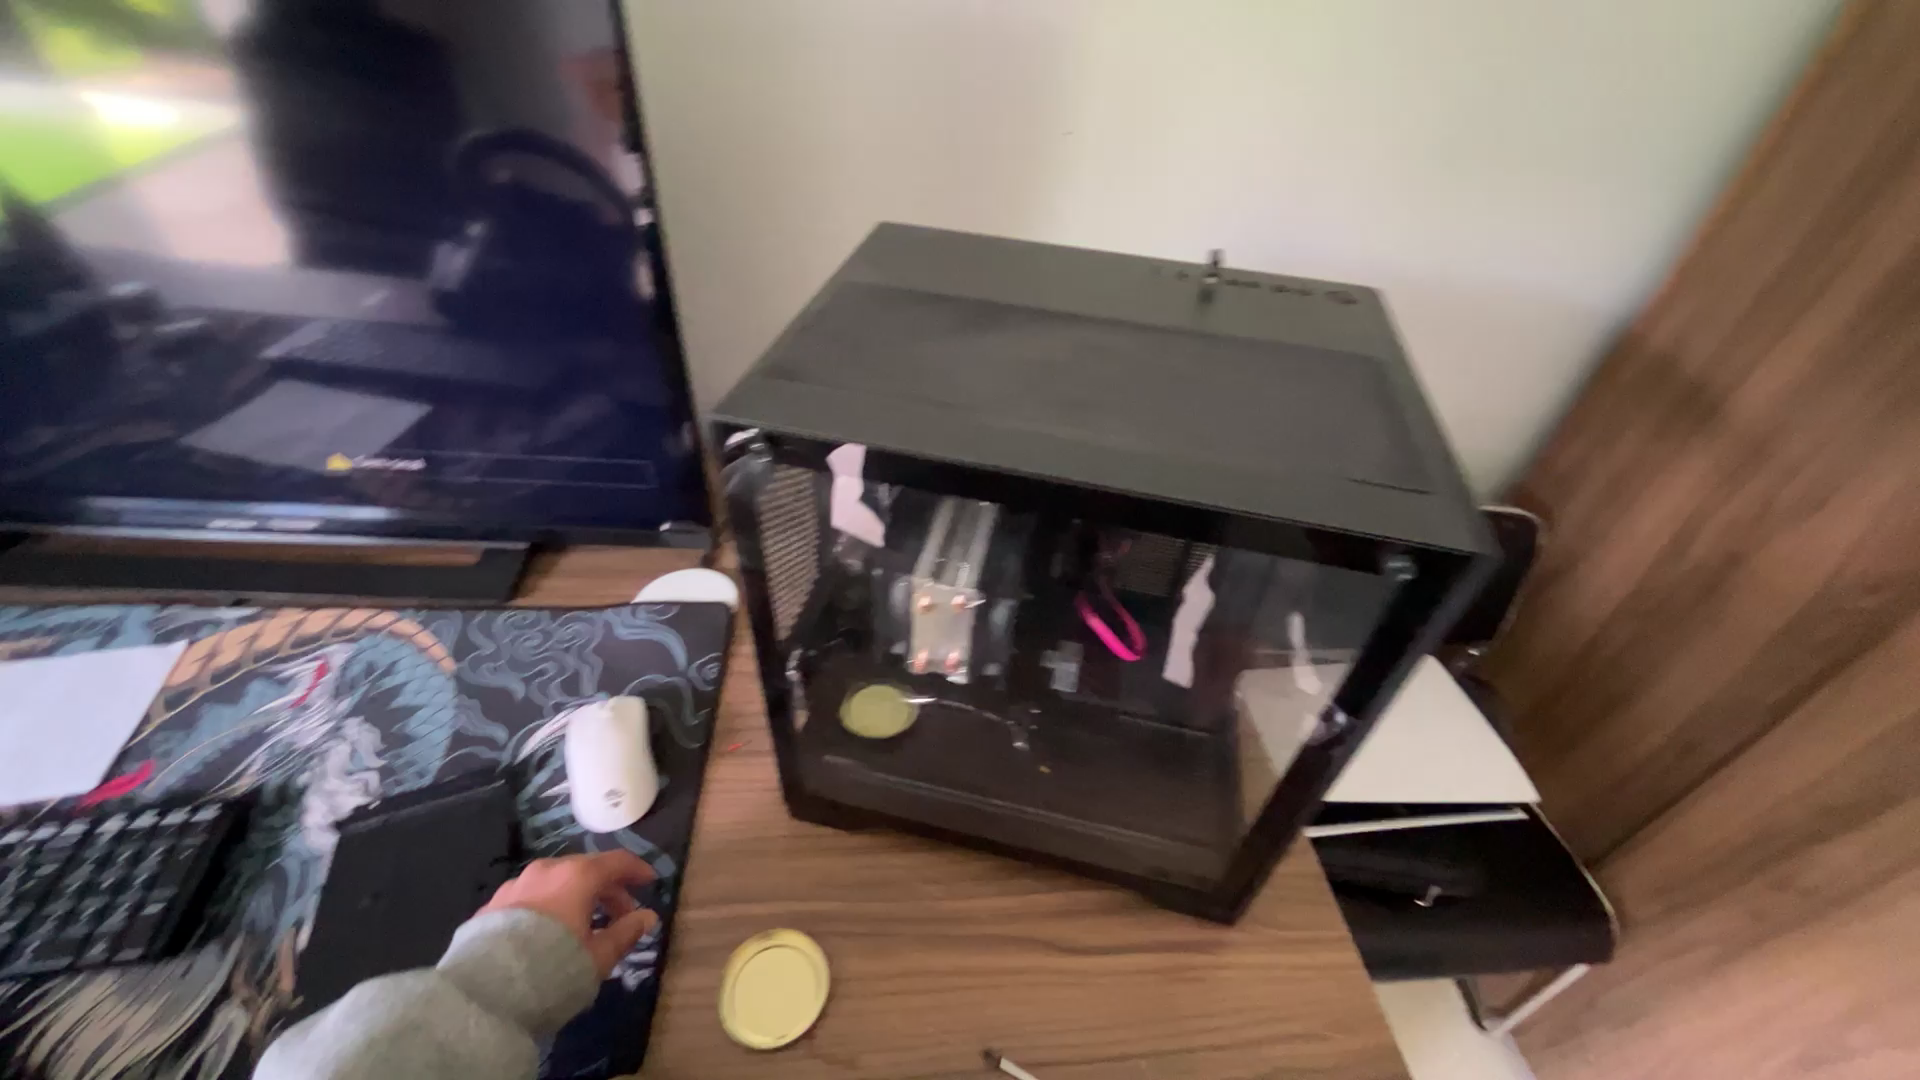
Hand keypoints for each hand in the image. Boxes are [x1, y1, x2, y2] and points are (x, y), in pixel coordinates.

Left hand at [480, 851, 659, 978]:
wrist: (479, 995)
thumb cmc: (551, 969)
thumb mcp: (598, 957)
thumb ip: (626, 932)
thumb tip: (647, 916)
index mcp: (578, 876)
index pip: (617, 861)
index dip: (637, 870)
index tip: (649, 881)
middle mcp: (548, 870)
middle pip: (587, 869)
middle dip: (608, 888)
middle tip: (620, 914)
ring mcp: (516, 885)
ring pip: (557, 881)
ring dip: (576, 896)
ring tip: (583, 924)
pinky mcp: (491, 905)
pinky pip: (531, 897)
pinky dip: (548, 906)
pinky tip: (548, 932)